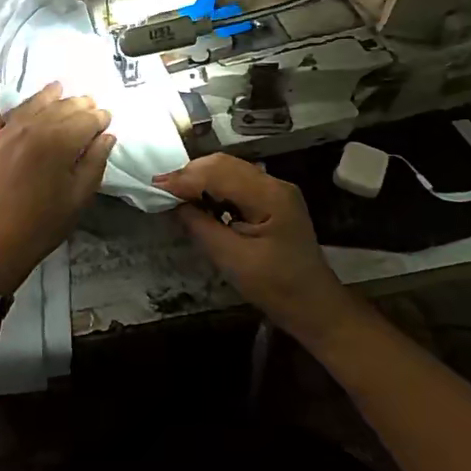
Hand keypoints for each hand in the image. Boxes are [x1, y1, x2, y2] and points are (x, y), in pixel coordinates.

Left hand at [0, 79, 113, 293]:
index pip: (87, 120)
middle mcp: (32, 128)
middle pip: (61, 107)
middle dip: (80, 105)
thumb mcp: (79, 197)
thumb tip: (106, 136)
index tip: (108, 120)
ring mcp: (6, 133)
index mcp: (59, 142)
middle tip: (92, 106)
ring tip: (60, 89)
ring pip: (32, 103)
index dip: (100, 118)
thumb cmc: (43, 225)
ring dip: (49, 95)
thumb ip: (95, 162)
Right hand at [153, 155, 355, 340]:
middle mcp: (275, 184)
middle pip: (225, 164)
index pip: (219, 174)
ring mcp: (276, 190)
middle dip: (191, 173)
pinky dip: (215, 186)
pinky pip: (238, 182)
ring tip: (175, 193)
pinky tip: (200, 199)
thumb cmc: (276, 287)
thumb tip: (176, 204)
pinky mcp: (273, 200)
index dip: (185, 178)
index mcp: (269, 196)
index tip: (156, 186)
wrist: (314, 306)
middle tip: (162, 189)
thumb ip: (202, 227)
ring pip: (231, 170)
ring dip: (201, 178)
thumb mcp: (232, 260)